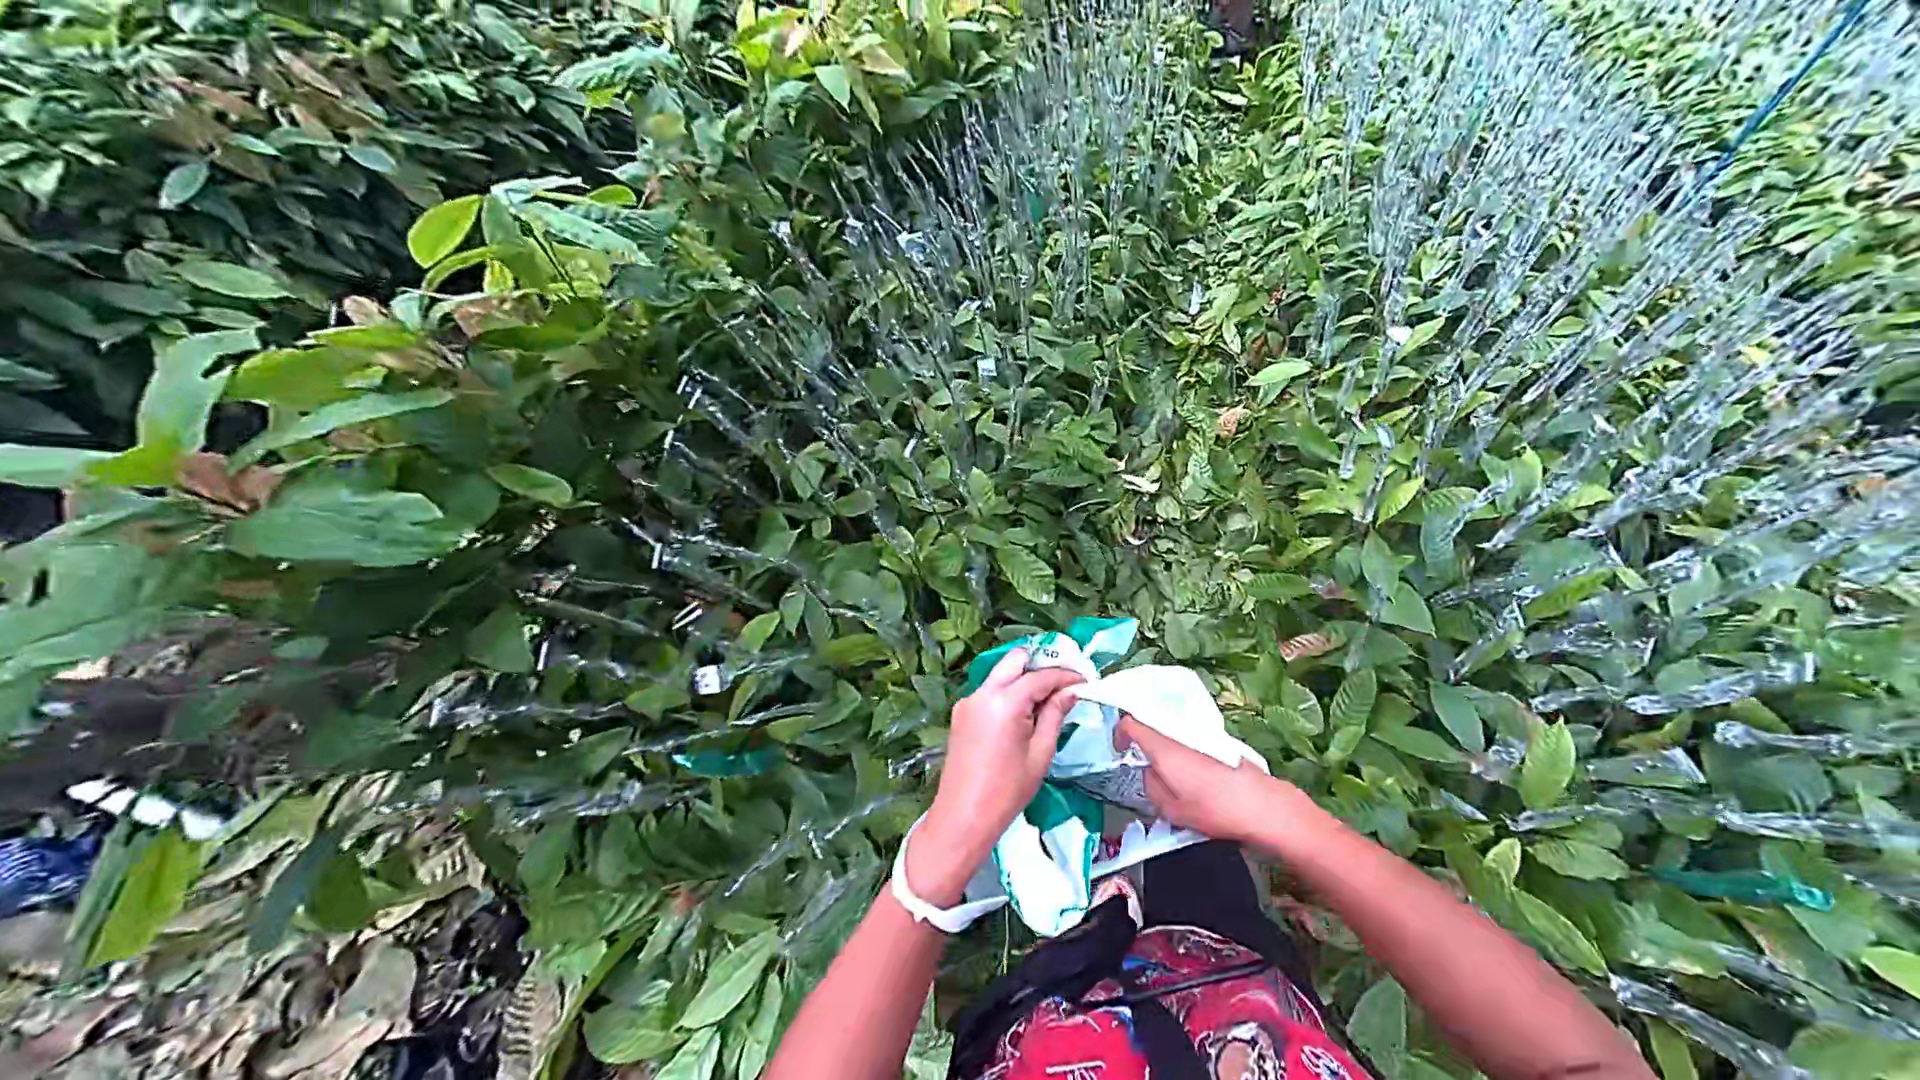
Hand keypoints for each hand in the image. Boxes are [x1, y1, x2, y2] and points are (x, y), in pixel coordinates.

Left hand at [907, 649, 1082, 904]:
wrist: (963, 817)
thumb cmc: (1007, 791)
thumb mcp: (1040, 753)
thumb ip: (1055, 715)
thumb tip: (1070, 691)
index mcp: (1003, 701)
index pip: (1040, 676)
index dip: (1065, 676)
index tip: (1084, 680)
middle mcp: (982, 693)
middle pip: (1015, 661)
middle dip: (1041, 667)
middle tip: (1064, 685)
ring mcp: (968, 702)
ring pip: (1001, 674)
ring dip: (1023, 679)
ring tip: (1047, 702)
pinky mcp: (961, 713)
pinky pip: (989, 691)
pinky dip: (1008, 693)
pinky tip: (1023, 715)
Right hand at [1119, 714, 1309, 845]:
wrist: (1263, 804)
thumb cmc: (1214, 808)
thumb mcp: (1171, 809)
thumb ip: (1151, 786)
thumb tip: (1149, 772)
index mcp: (1161, 746)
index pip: (1130, 722)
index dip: (1119, 733)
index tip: (1120, 750)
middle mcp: (1177, 733)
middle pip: (1150, 723)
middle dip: (1140, 738)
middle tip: (1139, 760)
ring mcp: (1197, 734)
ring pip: (1169, 730)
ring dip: (1160, 743)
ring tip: (1163, 769)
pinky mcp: (1215, 741)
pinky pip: (1186, 737)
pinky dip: (1178, 747)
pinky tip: (1187, 771)